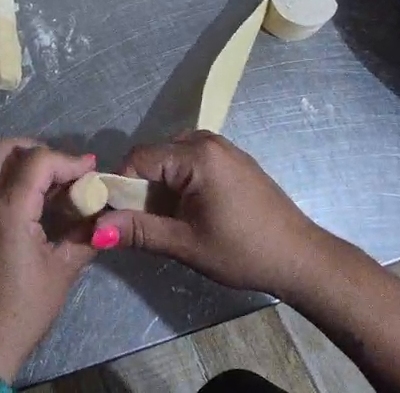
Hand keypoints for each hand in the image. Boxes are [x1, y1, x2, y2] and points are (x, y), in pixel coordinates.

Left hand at [0, 138, 98, 380]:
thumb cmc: (22, 310)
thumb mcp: (61, 272)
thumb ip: (84, 236)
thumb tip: (104, 215)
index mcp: (8, 209)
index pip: (38, 160)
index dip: (68, 160)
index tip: (91, 172)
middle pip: (7, 148)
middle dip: (39, 150)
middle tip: (65, 171)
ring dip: (20, 161)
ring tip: (49, 184)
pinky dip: (7, 176)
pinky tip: (30, 200)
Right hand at [94, 131, 327, 295]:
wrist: (302, 259)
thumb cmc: (244, 251)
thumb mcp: (186, 244)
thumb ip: (140, 231)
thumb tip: (97, 229)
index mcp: (196, 154)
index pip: (139, 157)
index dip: (123, 185)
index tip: (121, 215)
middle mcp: (208, 140)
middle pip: (155, 155)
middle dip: (144, 187)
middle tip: (150, 223)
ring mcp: (223, 147)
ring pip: (172, 158)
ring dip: (163, 185)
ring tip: (173, 220)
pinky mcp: (233, 159)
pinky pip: (192, 160)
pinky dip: (182, 181)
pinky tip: (193, 211)